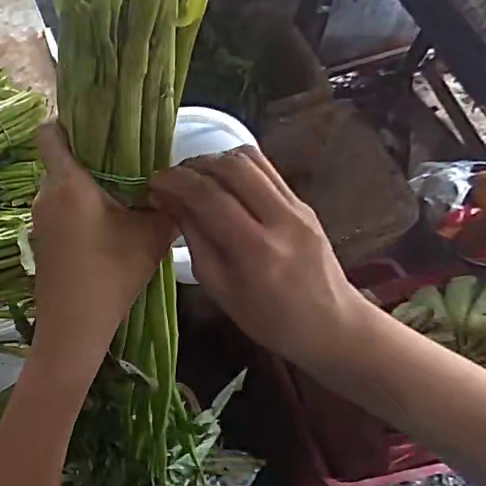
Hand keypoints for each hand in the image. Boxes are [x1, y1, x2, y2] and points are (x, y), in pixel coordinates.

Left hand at [31, 123, 174, 363]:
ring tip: (120, 198)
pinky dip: (78, 211)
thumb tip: (180, 190)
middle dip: (89, 159)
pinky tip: (105, 228)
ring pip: (61, 189)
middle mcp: (45, 195)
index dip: (69, 122)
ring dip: (86, 189)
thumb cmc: (111, 275)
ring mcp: (39, 221)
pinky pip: (59, 211)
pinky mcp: (41, 242)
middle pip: (61, 161)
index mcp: (68, 183)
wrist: (74, 327)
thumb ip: (167, 208)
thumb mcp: (150, 239)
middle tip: (125, 165)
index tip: (99, 128)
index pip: (50, 133)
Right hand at [149, 145, 365, 365]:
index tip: (154, 183)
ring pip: (252, 160)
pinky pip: (267, 171)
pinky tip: (223, 185)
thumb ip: (196, 243)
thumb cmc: (270, 321)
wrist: (331, 325)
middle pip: (232, 166)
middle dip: (194, 166)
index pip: (210, 197)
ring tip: (196, 178)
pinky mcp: (305, 203)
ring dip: (216, 161)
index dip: (176, 183)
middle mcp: (281, 219)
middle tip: (173, 179)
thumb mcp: (221, 291)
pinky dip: (237, 169)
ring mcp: (298, 207)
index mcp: (256, 251)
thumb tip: (171, 204)